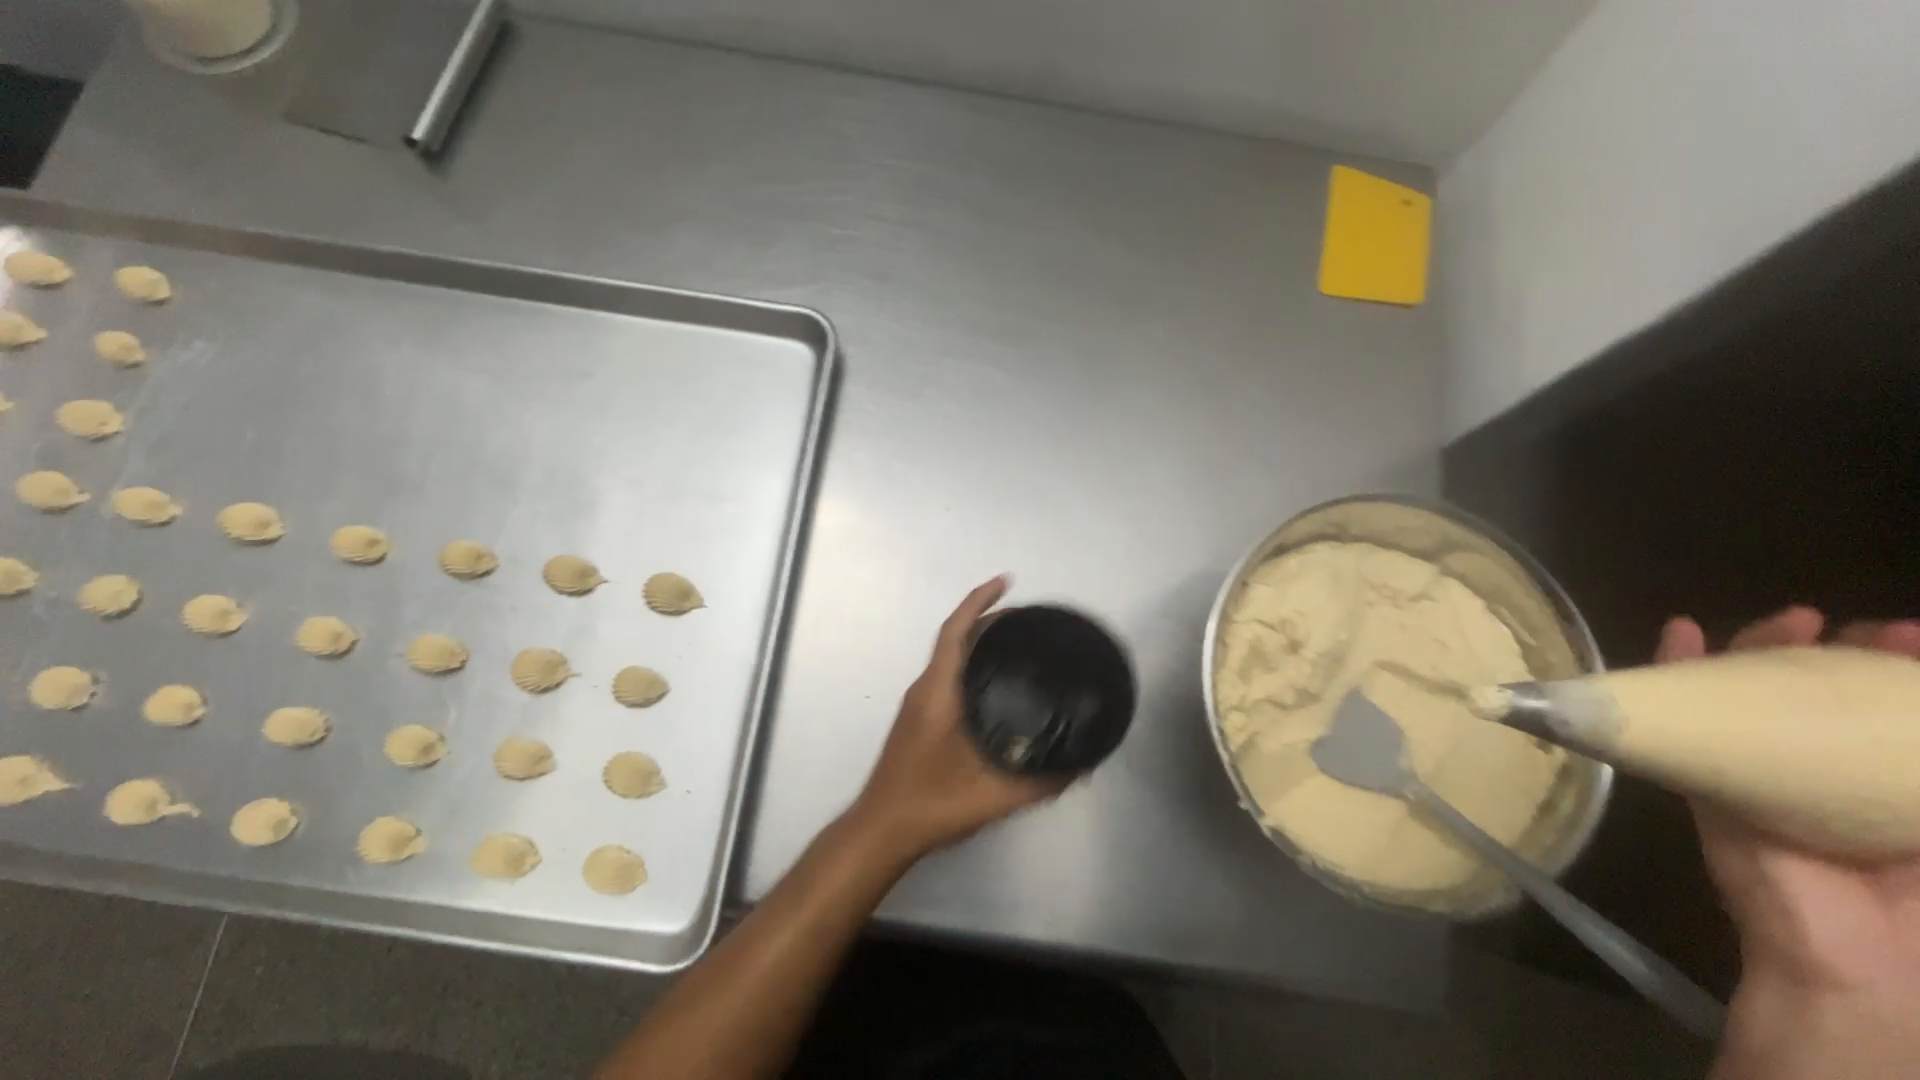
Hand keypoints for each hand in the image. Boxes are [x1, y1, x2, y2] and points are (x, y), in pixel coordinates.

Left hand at [850, 575, 1068, 860]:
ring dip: (978, 644)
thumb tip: (1082, 768)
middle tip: (1028, 620)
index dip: (979, 602)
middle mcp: (924, 690)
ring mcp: (917, 707)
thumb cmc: (931, 803)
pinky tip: (994, 690)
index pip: (955, 632)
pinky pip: (947, 678)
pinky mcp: (917, 722)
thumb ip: (1041, 782)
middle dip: (988, 621)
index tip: (1006, 583)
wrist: (880, 829)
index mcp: (937, 692)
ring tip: (1017, 647)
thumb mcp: (994, 795)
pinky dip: (970, 668)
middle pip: (954, 639)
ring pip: (949, 660)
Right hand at [1656, 607, 1919, 994]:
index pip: (1889, 709)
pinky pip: (1686, 721)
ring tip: (1792, 621)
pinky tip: (1681, 633)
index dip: (1901, 668)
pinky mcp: (1708, 780)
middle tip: (1862, 630)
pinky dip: (1678, 672)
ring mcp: (1762, 771)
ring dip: (1766, 651)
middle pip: (1821, 694)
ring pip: (1754, 697)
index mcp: (1889, 780)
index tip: (1910, 637)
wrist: (1859, 957)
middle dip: (1840, 653)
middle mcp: (1826, 769)